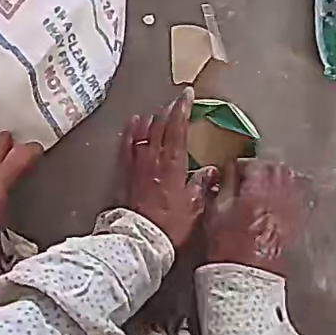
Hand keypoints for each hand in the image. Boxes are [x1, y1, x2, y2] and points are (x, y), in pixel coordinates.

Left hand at [120, 88, 214, 248]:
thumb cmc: (169, 224)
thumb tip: (211, 172)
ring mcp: (137, 164)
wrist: (140, 239)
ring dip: (152, 119)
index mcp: (173, 164)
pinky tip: (133, 123)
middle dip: (169, 111)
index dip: (182, 109)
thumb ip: (201, 185)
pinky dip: (131, 131)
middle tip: (177, 102)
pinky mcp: (124, 173)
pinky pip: (127, 145)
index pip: (178, 128)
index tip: (187, 95)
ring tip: (158, 112)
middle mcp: (153, 158)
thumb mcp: (193, 206)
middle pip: (160, 126)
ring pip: (143, 133)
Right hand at [206, 159, 309, 276]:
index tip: (231, 173)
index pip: (252, 163)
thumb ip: (224, 186)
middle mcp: (280, 193)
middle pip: (275, 168)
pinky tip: (276, 202)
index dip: (239, 167)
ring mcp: (293, 206)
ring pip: (289, 179)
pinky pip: (298, 196)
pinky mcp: (299, 220)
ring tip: (262, 189)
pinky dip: (288, 193)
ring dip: (276, 179)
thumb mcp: (215, 212)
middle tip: (248, 179)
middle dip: (261, 170)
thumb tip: (229, 171)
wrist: (247, 277)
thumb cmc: (227, 246)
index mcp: (257, 188)